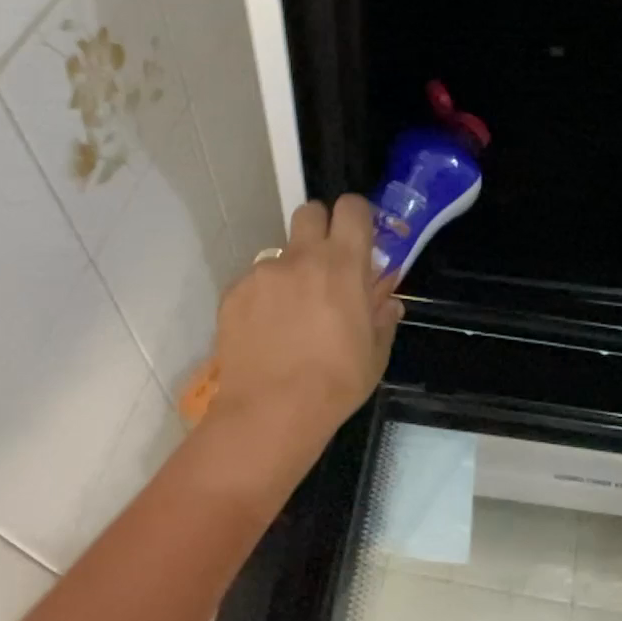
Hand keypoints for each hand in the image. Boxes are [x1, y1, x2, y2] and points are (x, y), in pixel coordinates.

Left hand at [212, 195, 402, 442]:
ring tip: (292, 315)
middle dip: (322, 228)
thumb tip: (388, 302)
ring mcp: (263, 274)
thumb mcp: (375, 354)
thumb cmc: (335, 383)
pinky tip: (267, 333)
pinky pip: (255, 283)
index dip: (358, 217)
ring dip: (292, 272)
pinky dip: (264, 299)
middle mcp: (301, 257)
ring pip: (281, 254)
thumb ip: (382, 317)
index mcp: (343, 265)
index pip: (352, 208)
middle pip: (310, 212)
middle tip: (327, 265)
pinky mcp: (234, 294)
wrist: (270, 412)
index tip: (362, 238)